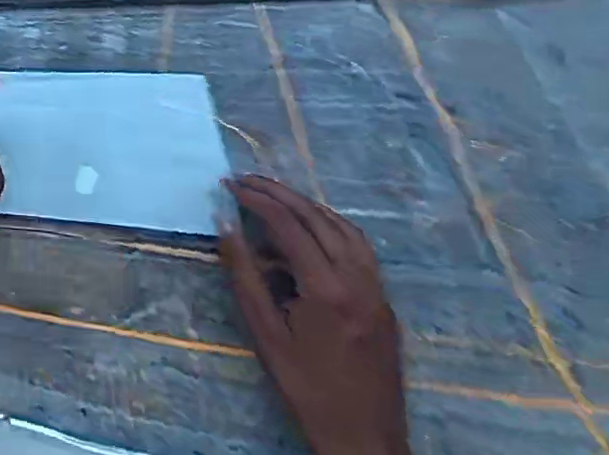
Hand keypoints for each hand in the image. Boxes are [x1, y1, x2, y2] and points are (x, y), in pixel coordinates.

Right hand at [220, 175, 410, 454]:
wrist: (363, 437)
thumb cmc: (304, 384)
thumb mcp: (263, 329)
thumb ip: (243, 272)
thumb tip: (224, 223)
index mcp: (327, 290)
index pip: (289, 226)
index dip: (256, 200)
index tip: (227, 185)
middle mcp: (359, 283)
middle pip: (319, 219)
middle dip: (279, 193)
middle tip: (245, 180)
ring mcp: (378, 292)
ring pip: (345, 229)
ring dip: (308, 206)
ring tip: (273, 195)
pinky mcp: (384, 303)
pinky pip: (359, 249)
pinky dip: (331, 226)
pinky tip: (308, 229)